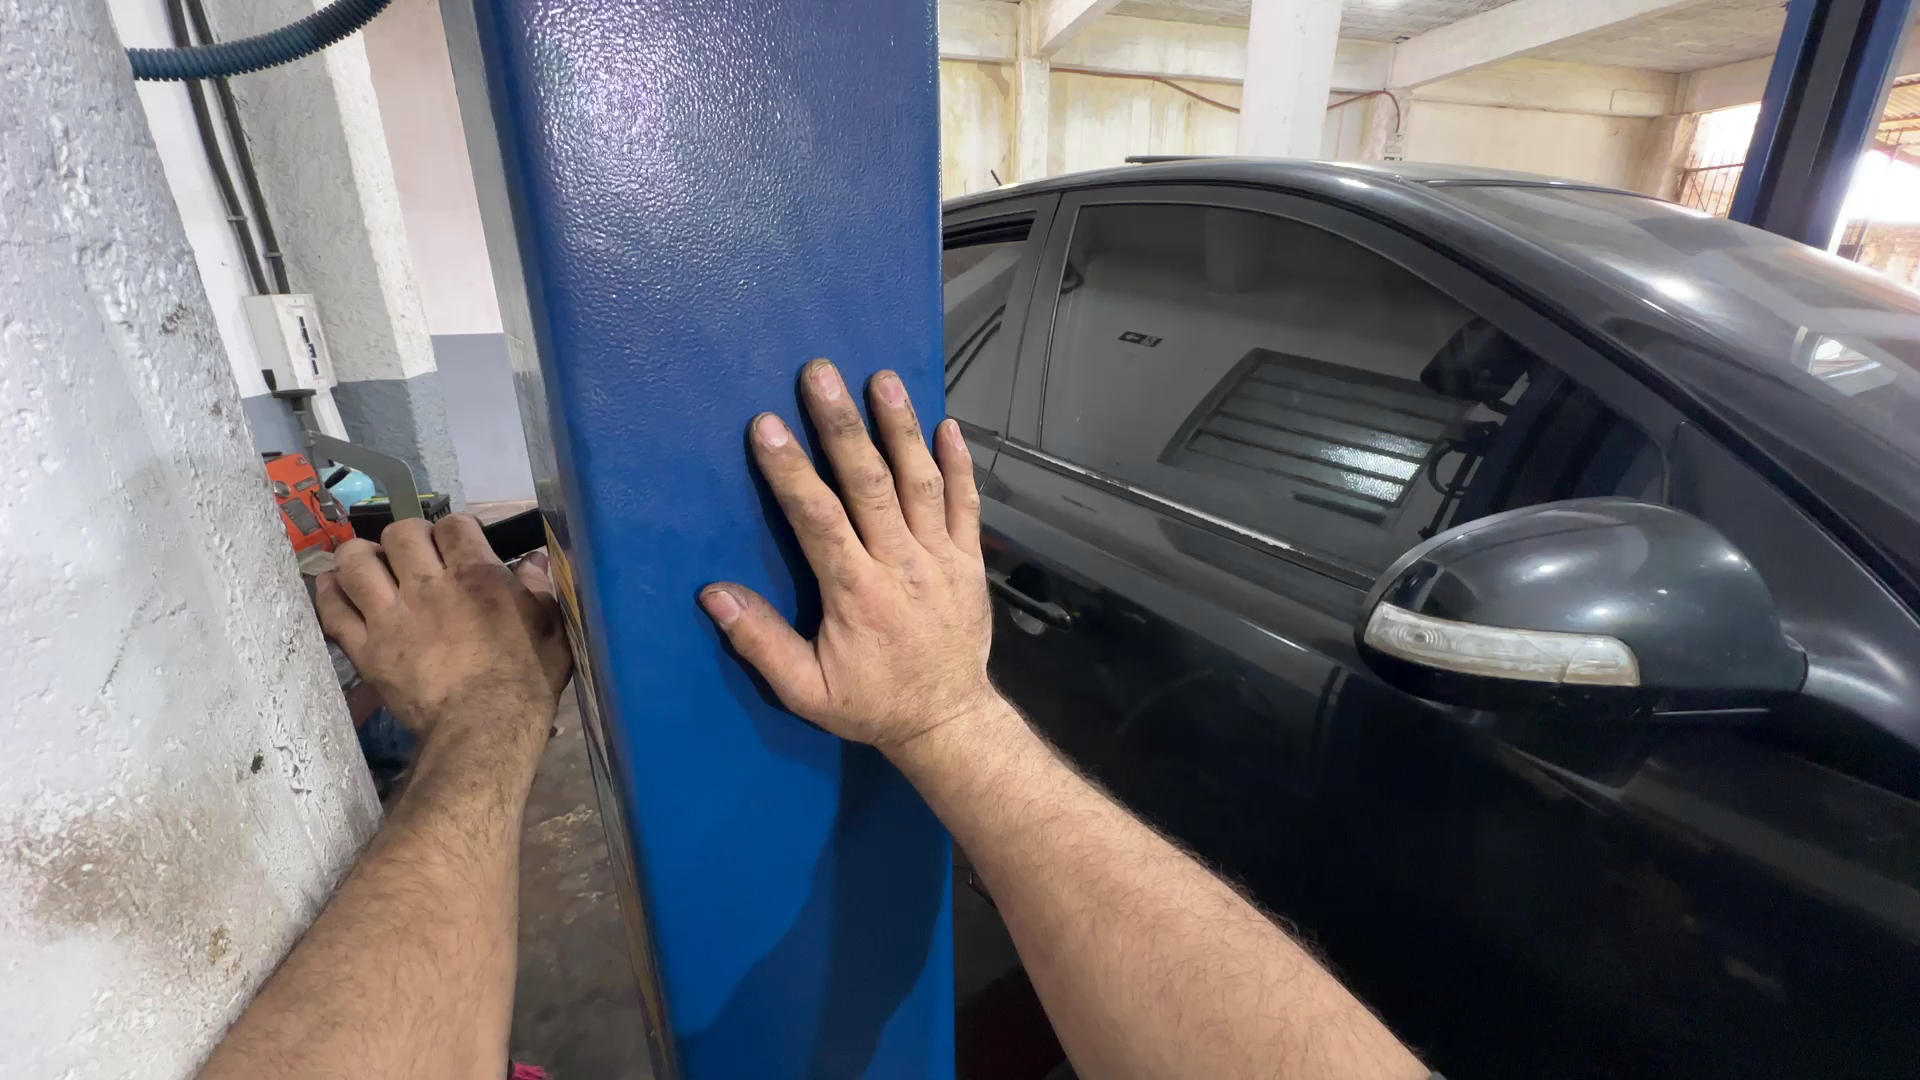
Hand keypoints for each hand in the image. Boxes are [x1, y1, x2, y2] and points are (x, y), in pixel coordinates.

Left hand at [316, 513, 572, 744]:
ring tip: (376, 567)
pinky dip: (332, 592)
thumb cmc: (529, 676)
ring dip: (365, 556)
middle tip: (420, 555)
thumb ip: (540, 588)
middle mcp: (430, 586)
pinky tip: (340, 589)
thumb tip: (533, 560)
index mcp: (479, 576)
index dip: (458, 528)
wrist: (487, 725)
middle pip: (401, 533)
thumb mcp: (552, 627)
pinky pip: (332, 608)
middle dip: (411, 536)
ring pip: (356, 561)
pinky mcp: (365, 648)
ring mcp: (390, 616)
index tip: (463, 542)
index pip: (454, 525)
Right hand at [700, 360, 996, 751]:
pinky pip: (967, 506)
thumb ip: (761, 643)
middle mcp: (901, 565)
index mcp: (856, 593)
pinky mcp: (969, 561)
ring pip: (921, 483)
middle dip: (843, 427)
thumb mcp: (806, 692)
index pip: (817, 519)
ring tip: (883, 379)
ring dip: (901, 429)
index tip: (767, 424)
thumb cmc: (872, 704)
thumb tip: (712, 594)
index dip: (791, 470)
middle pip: (870, 485)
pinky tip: (948, 426)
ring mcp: (942, 559)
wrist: (948, 719)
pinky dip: (959, 465)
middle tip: (822, 374)